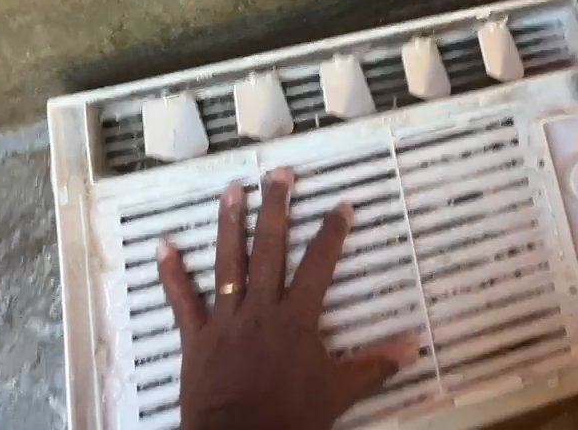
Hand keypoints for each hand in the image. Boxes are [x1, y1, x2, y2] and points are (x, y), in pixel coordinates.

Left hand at [157, 169, 419, 429]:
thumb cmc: (290, 417)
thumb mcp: (338, 392)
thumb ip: (374, 365)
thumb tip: (413, 347)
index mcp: (296, 317)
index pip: (320, 264)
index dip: (332, 233)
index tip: (342, 205)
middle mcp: (261, 307)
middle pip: (270, 248)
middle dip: (276, 208)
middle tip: (280, 173)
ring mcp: (226, 319)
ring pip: (228, 263)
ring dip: (229, 224)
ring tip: (232, 188)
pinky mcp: (197, 336)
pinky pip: (182, 300)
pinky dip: (171, 273)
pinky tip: (163, 245)